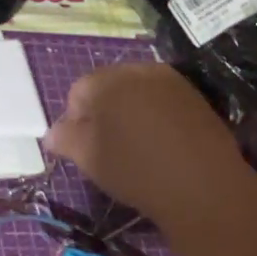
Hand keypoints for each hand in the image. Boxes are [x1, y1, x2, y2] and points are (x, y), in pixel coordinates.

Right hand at [43, 63, 248, 210]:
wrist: (202, 185)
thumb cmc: (135, 170)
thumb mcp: (88, 158)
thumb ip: (64, 139)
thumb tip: (53, 132)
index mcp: (109, 81)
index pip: (77, 90)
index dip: (73, 119)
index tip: (81, 147)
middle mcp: (140, 70)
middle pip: (109, 86)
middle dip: (102, 111)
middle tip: (105, 146)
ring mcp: (172, 81)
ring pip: (136, 92)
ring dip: (128, 113)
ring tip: (133, 147)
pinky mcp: (196, 97)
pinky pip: (162, 101)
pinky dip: (153, 117)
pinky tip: (158, 145)